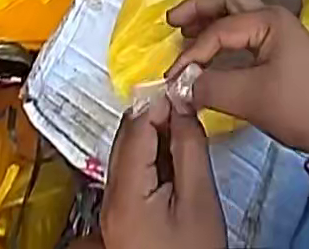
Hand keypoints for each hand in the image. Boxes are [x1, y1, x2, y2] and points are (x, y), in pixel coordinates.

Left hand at [100, 95, 225, 248]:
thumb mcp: (199, 196)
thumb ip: (189, 144)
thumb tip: (182, 104)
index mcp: (124, 195)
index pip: (136, 127)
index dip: (161, 102)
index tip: (187, 91)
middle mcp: (108, 200)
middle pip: (127, 136)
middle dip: (157, 115)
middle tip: (189, 107)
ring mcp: (111, 210)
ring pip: (128, 151)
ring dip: (155, 133)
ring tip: (186, 130)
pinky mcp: (120, 217)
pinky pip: (132, 170)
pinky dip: (152, 154)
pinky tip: (175, 156)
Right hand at [165, 0, 308, 153]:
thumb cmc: (303, 104)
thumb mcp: (253, 97)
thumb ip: (212, 87)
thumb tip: (180, 87)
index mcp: (267, 19)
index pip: (218, 30)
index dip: (192, 54)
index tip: (171, 80)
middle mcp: (270, 17)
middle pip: (228, 2)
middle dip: (199, 9)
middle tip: (171, 21)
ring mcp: (276, 33)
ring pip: (236, 16)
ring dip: (210, 21)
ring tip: (183, 32)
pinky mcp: (278, 52)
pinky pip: (242, 35)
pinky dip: (221, 39)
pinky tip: (209, 56)